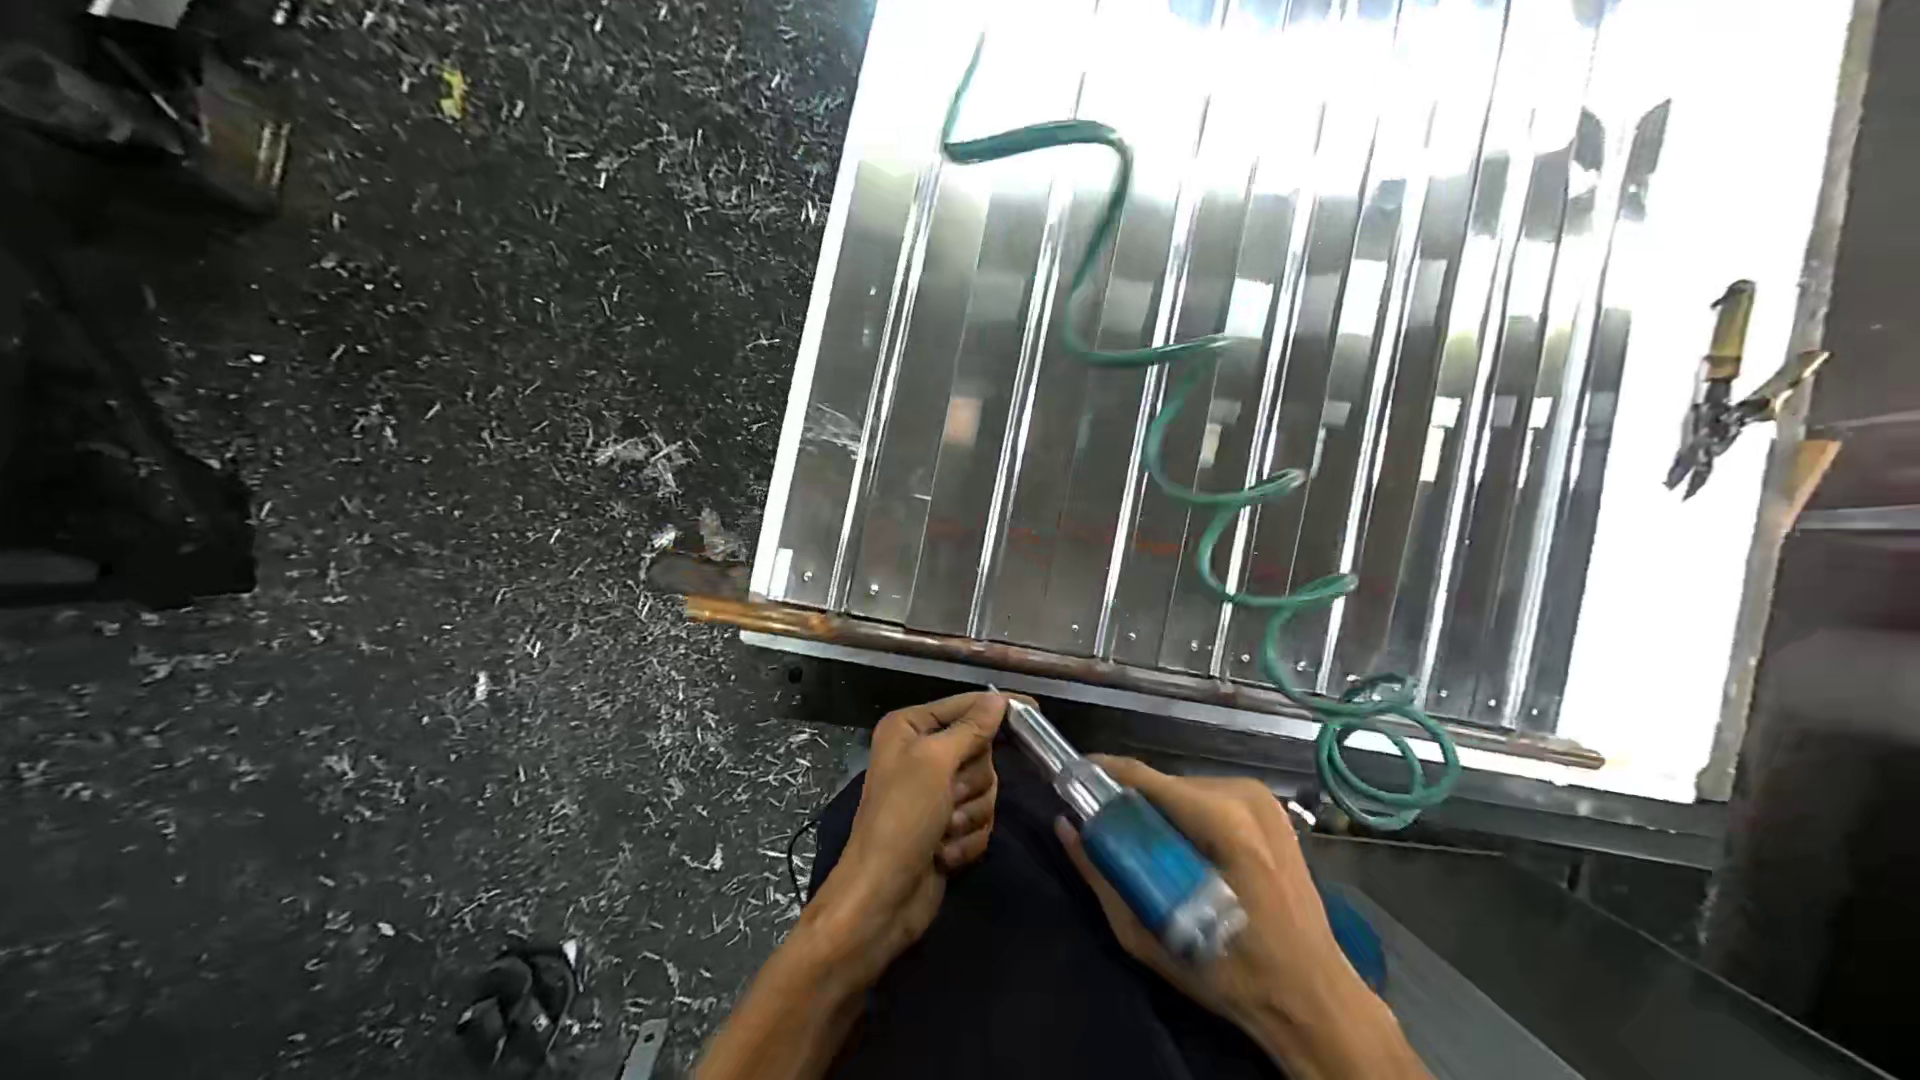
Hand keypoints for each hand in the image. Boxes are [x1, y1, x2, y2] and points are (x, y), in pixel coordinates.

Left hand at [800, 692, 1006, 987]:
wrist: (883, 897)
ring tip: (943, 830)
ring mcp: (937, 792)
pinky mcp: (949, 826)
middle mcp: (923, 754)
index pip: (965, 705)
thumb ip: (970, 729)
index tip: (1033, 707)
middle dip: (972, 781)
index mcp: (911, 728)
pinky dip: (967, 838)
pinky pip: (982, 820)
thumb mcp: (935, 763)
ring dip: (970, 814)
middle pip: (981, 751)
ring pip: (986, 788)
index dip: (997, 707)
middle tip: (949, 796)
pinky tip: (944, 852)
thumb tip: (998, 700)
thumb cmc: (901, 819)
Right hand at [1056, 756, 1429, 1079]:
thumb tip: (1065, 826)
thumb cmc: (1229, 973)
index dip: (1103, 772)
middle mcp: (1245, 797)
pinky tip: (1186, 852)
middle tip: (1109, 833)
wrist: (1313, 998)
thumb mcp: (1147, 935)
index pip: (1145, 777)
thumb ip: (1100, 874)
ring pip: (1186, 790)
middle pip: (1165, 784)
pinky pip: (1211, 799)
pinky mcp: (1274, 812)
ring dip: (1160, 812)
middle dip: (1132, 803)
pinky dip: (1189, 818)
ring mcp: (1264, 801)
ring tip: (1150, 851)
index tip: (1072, 777)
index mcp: (1221, 823)